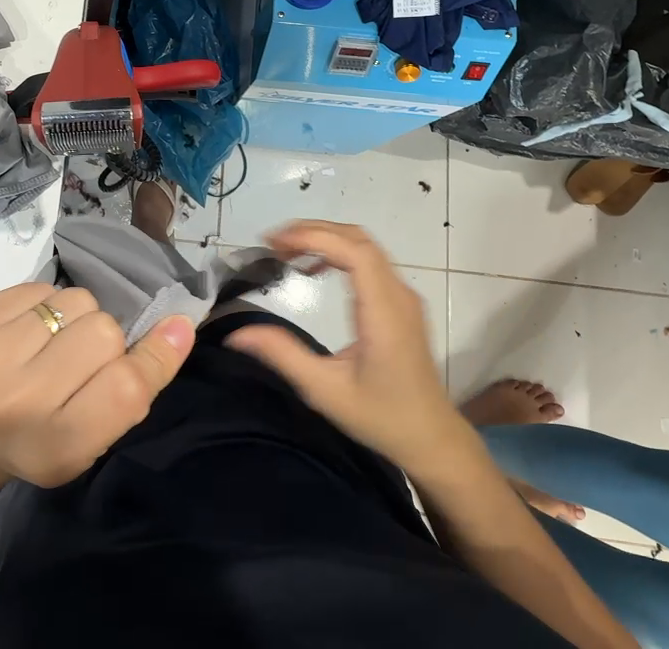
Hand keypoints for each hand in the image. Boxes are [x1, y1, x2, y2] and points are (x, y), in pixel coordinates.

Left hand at [0, 282, 194, 486]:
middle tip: (81, 362)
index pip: (126, 387)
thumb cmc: (35, 442)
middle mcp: (20, 397)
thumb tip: (179, 326)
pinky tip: (27, 332)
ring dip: (77, 317)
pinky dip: (46, 304)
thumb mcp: (89, 440)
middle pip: (104, 333)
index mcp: (57, 442)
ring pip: (76, 300)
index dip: (157, 356)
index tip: (174, 331)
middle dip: (105, 340)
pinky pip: (42, 286)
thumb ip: (133, 391)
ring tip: (53, 345)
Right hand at [225, 220, 469, 467]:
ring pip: (364, 246)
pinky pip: (369, 261)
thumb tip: (236, 333)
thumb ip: (283, 355)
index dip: (313, 237)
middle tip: (272, 244)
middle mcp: (398, 296)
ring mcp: (403, 297)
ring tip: (285, 253)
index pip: (354, 252)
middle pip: (358, 239)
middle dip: (312, 231)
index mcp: (383, 313)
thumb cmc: (380, 416)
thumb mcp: (324, 390)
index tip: (274, 242)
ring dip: (324, 239)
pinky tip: (312, 270)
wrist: (431, 437)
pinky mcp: (401, 304)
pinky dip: (337, 253)